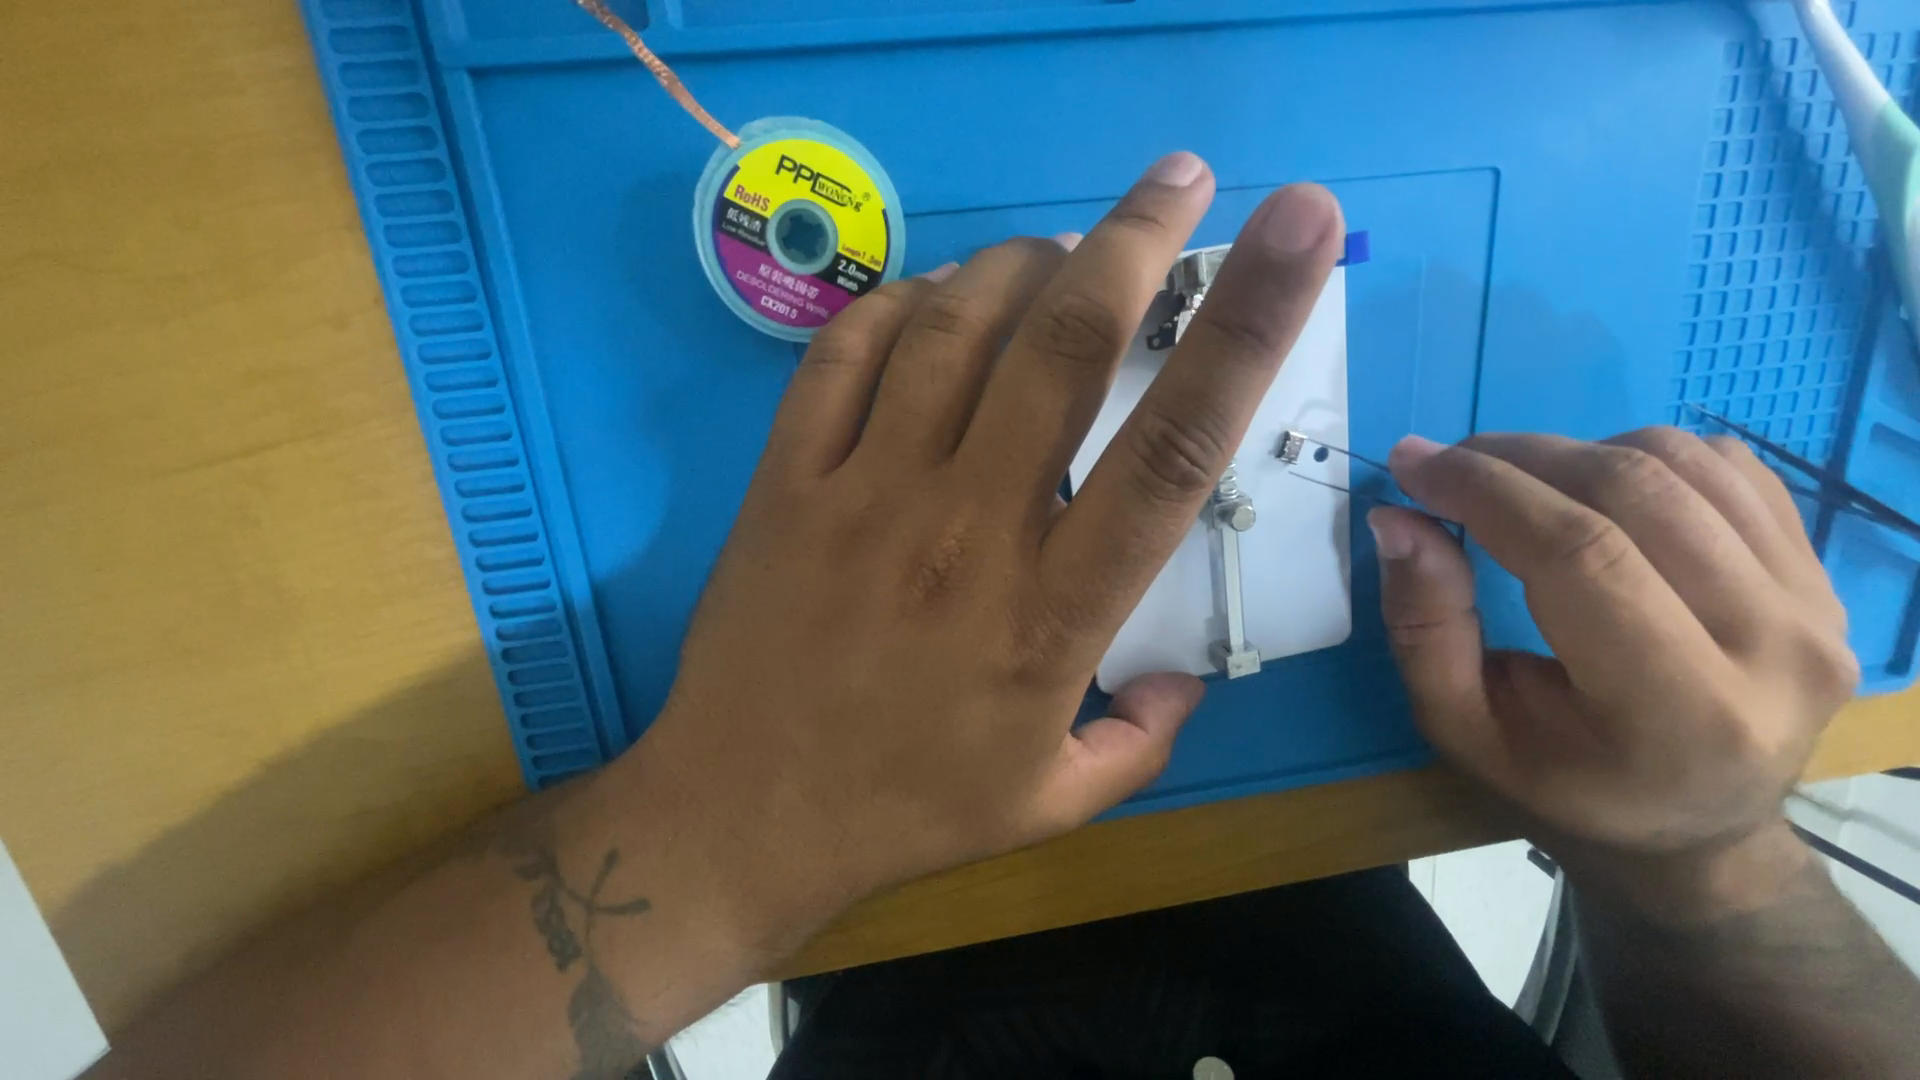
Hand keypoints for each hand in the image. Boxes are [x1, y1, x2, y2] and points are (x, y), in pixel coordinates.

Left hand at [642, 155, 1344, 930]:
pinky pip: (843, 356)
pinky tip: (934, 301)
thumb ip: (1144, 738)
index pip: (1170, 449)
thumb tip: (1190, 677)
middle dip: (1131, 242)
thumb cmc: (907, 809)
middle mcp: (965, 533)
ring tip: (1054, 253)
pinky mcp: (784, 485)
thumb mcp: (1053, 802)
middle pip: (1060, 349)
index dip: (1247, 328)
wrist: (743, 815)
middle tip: (1175, 182)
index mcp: (1052, 615)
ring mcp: (863, 497)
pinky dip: (899, 304)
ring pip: (950, 332)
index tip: (1293, 230)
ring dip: (1015, 265)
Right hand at [1370, 429, 1859, 916]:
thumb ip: (1423, 623)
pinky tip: (1587, 490)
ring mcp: (1817, 607)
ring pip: (1684, 464)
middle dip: (1516, 456)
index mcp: (1673, 708)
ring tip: (1511, 483)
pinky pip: (1730, 470)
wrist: (1687, 826)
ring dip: (1573, 451)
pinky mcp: (1824, 579)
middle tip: (1445, 464)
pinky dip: (1639, 456)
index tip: (1411, 466)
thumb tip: (1396, 518)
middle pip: (1634, 491)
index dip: (1482, 491)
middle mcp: (1773, 649)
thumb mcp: (1456, 722)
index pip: (1576, 553)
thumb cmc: (1553, 782)